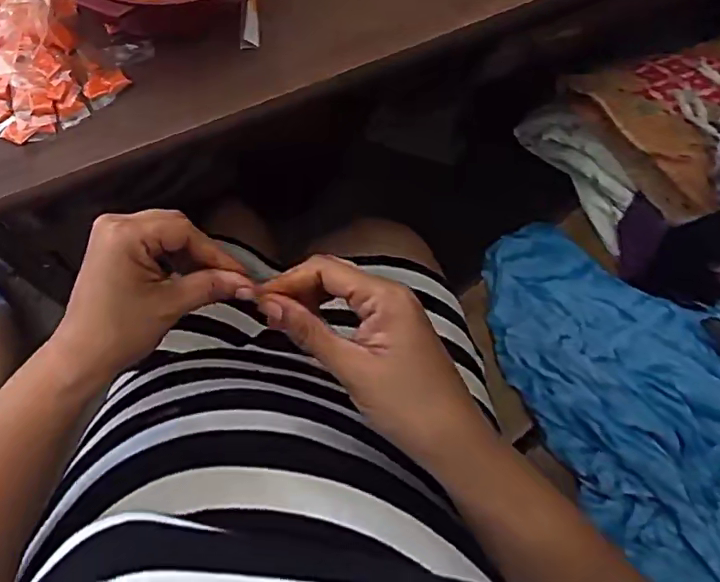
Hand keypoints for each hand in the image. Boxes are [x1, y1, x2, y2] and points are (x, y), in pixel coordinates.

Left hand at [50, 210, 256, 385]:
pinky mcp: (111, 246)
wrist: (81, 355)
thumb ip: (208, 286)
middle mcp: (114, 224)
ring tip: (209, 280)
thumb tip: (239, 280)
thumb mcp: (169, 306)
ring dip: (186, 254)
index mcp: (124, 233)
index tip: (238, 273)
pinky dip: (169, 256)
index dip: (214, 252)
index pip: (182, 229)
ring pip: (162, 232)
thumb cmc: (113, 333)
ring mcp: (110, 234)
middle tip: (228, 277)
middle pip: (173, 225)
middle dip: (201, 252)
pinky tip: (184, 276)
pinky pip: (148, 241)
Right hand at [258, 256, 495, 467]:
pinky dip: (326, 310)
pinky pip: (351, 305)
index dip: (288, 280)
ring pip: (340, 289)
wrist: (460, 450)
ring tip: (282, 316)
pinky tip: (310, 324)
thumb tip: (267, 303)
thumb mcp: (351, 368)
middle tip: (266, 308)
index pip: (323, 269)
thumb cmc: (409, 409)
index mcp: (385, 295)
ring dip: (309, 298)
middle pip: (331, 273)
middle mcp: (392, 293)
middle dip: (296, 287)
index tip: (259, 299)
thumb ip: (307, 330)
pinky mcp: (395, 327)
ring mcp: (396, 310)